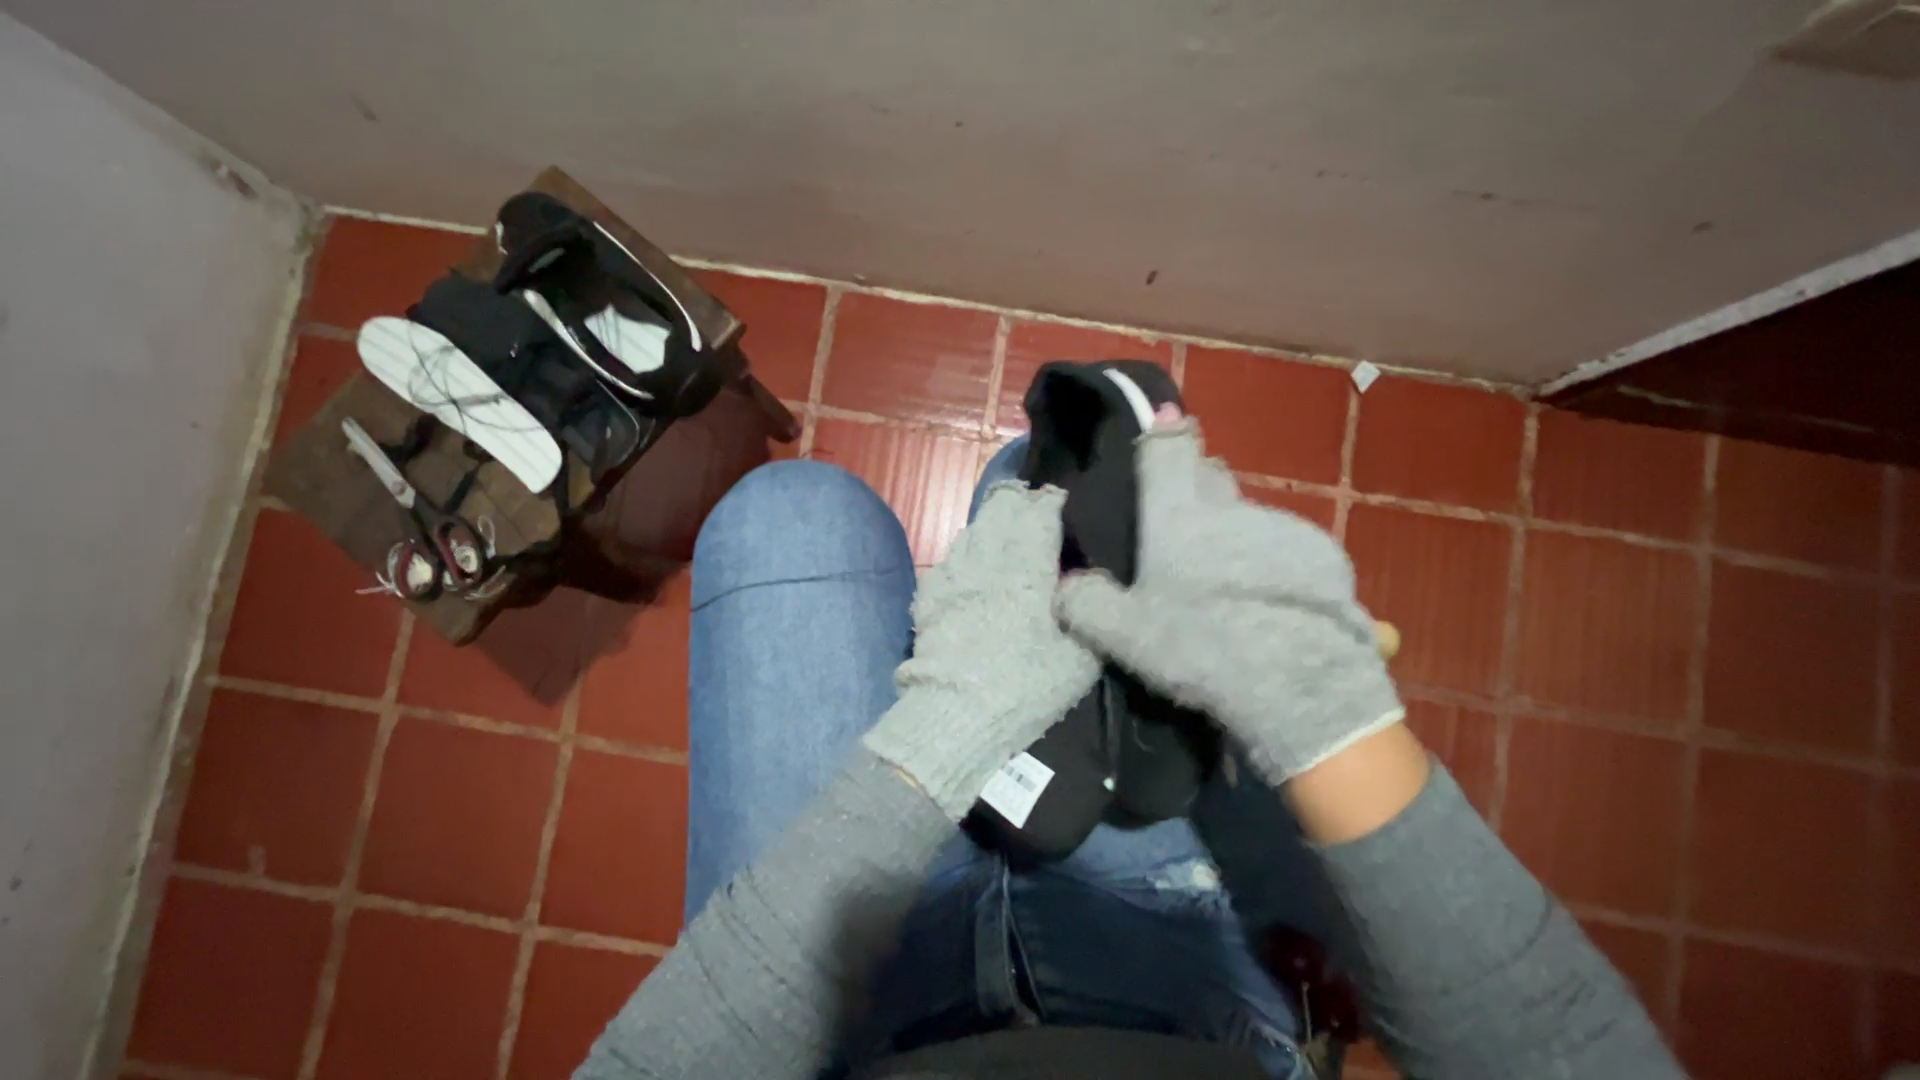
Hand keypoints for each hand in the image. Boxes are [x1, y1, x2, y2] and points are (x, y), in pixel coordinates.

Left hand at [863, 483, 1100, 818]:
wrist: (957, 716)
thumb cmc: (1026, 687)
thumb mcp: (1080, 657)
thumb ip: (1088, 612)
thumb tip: (1089, 583)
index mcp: (1027, 569)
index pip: (1039, 515)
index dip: (1050, 503)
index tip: (1060, 501)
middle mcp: (988, 560)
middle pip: (1001, 512)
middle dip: (1019, 504)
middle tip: (1033, 506)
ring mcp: (953, 576)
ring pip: (973, 531)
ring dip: (991, 525)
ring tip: (1004, 530)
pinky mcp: (929, 597)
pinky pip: (949, 560)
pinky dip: (966, 554)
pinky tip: (971, 564)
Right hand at [1053, 420, 1402, 783]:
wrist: (1297, 681)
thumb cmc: (1199, 646)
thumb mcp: (1123, 635)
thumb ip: (1086, 604)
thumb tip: (1068, 587)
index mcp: (1177, 516)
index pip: (1168, 450)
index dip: (1162, 431)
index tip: (1163, 420)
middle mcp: (1230, 508)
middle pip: (1211, 477)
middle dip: (1197, 486)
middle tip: (1183, 525)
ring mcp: (1282, 528)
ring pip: (1248, 517)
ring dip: (1235, 535)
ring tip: (1230, 585)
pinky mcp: (1325, 556)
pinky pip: (1289, 548)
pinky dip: (1275, 563)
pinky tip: (1271, 604)